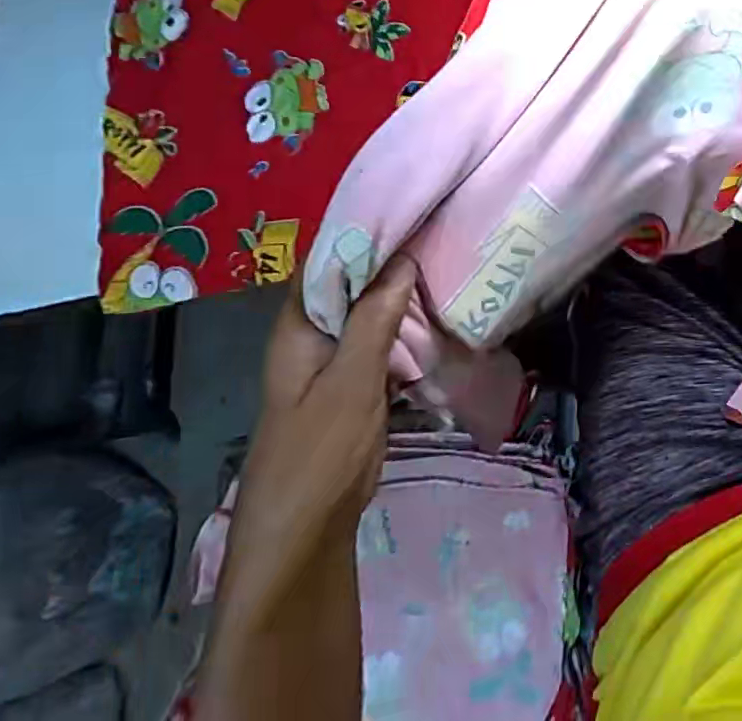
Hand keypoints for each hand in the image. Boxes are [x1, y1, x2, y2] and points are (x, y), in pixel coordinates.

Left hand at [203, 257, 415, 659]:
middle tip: (439, 238)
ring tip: (445, 269)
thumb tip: (402, 260)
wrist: (308, 527)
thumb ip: (374, 319)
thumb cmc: (319, 450)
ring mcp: (335, 362)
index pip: (326, 263)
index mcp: (297, 326)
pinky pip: (381, 344)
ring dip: (400, 298)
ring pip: (370, 315)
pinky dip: (404, 331)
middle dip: (390, 264)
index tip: (408, 215)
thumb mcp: (351, 380)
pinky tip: (436, 319)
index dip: (362, 236)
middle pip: (351, 286)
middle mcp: (313, 336)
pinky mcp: (356, 384)